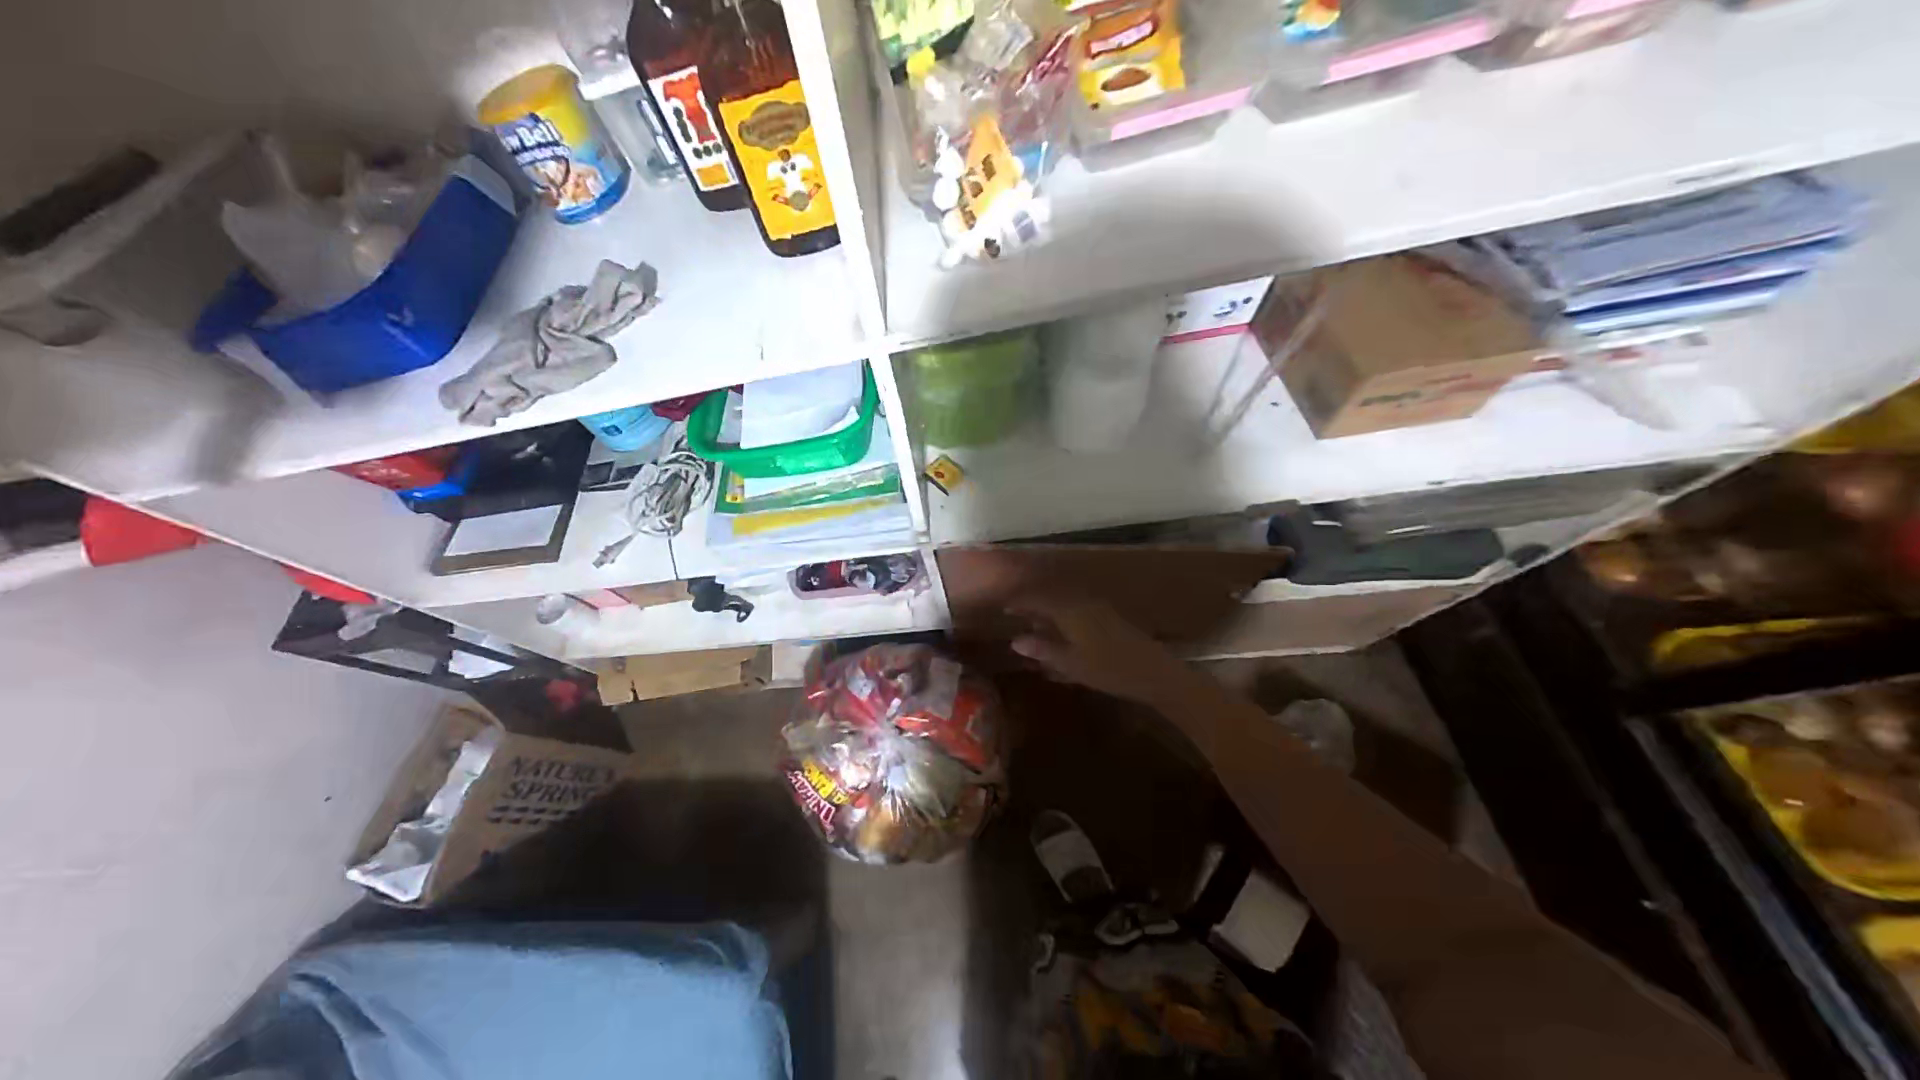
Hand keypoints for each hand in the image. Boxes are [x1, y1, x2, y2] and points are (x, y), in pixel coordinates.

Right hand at [1007, 596, 1196, 706]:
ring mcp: (1098, 608)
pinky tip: (1060, 630)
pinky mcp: (1109, 618)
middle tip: (1013, 611)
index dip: (1018, 601)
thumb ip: (1043, 649)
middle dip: (1031, 602)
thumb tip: (1015, 640)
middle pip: (1050, 595)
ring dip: (1048, 609)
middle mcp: (1082, 602)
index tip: (1001, 606)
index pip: (1037, 597)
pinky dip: (1063, 616)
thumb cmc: (1109, 670)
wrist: (1155, 673)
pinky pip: (1077, 608)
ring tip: (1032, 621)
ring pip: (1065, 601)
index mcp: (1070, 609)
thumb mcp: (1071, 663)